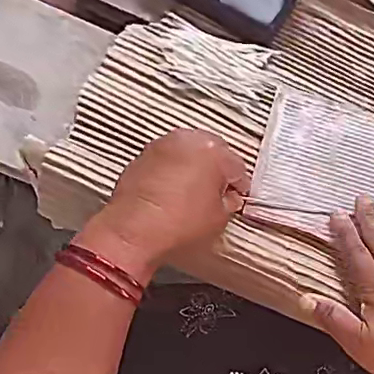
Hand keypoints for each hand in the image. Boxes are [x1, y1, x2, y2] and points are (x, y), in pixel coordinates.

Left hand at [78, 129, 247, 279]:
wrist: (133, 233)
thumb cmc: (175, 225)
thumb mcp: (219, 219)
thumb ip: (229, 202)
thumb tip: (227, 199)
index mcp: (214, 152)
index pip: (237, 166)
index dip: (239, 185)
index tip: (237, 196)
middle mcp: (188, 141)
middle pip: (213, 152)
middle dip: (217, 171)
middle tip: (218, 195)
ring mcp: (163, 146)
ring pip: (188, 152)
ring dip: (194, 168)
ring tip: (193, 195)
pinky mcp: (142, 157)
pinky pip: (167, 160)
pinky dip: (172, 172)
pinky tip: (173, 194)